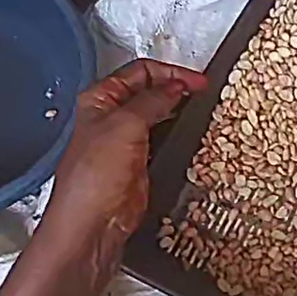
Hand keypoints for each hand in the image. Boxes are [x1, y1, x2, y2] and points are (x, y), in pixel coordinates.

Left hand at [42, 59, 205, 248]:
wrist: (93, 223)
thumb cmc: (95, 177)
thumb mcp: (126, 126)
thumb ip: (154, 101)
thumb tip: (176, 86)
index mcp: (101, 99)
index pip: (141, 72)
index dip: (171, 73)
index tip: (197, 82)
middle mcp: (113, 117)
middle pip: (151, 91)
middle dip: (177, 89)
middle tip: (203, 92)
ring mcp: (128, 141)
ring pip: (160, 116)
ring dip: (180, 112)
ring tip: (202, 110)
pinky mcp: (141, 163)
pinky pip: (164, 141)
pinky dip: (179, 135)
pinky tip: (192, 135)